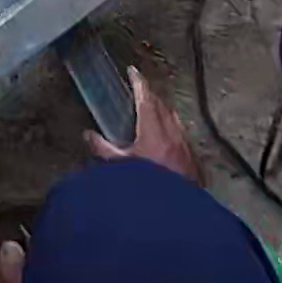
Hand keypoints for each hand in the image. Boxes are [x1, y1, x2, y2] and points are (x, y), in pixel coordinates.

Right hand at [85, 65, 202, 183]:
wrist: (174, 211)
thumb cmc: (146, 184)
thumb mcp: (119, 166)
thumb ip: (102, 148)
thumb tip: (88, 135)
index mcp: (153, 129)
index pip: (145, 99)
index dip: (138, 82)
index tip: (133, 71)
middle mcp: (172, 133)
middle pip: (162, 106)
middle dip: (151, 95)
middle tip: (140, 90)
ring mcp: (186, 146)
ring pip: (175, 120)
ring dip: (163, 112)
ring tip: (154, 111)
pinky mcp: (194, 160)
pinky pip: (183, 136)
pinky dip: (173, 129)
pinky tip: (169, 138)